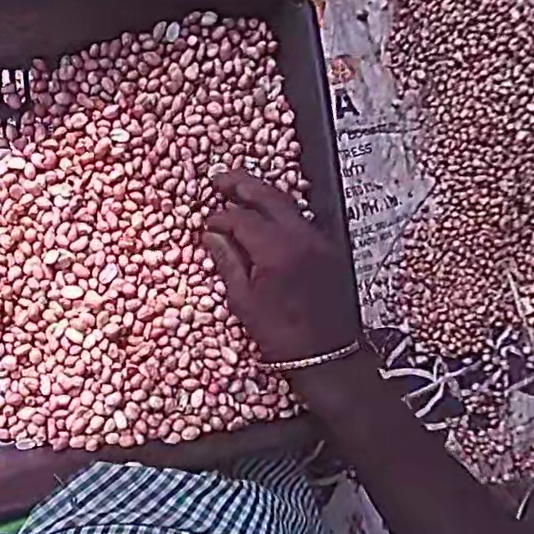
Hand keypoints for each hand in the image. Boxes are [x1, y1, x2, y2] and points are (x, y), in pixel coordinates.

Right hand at [204, 170, 360, 363]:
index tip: (205, 223)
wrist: (325, 354)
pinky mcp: (328, 248)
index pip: (242, 218)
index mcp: (277, 250)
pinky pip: (299, 218)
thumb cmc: (280, 333)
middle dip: (241, 184)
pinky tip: (265, 215)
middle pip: (268, 196)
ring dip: (261, 194)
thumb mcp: (243, 299)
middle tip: (219, 179)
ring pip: (288, 203)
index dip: (220, 217)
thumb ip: (227, 260)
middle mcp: (302, 237)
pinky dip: (279, 210)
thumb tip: (211, 234)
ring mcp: (319, 240)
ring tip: (239, 191)